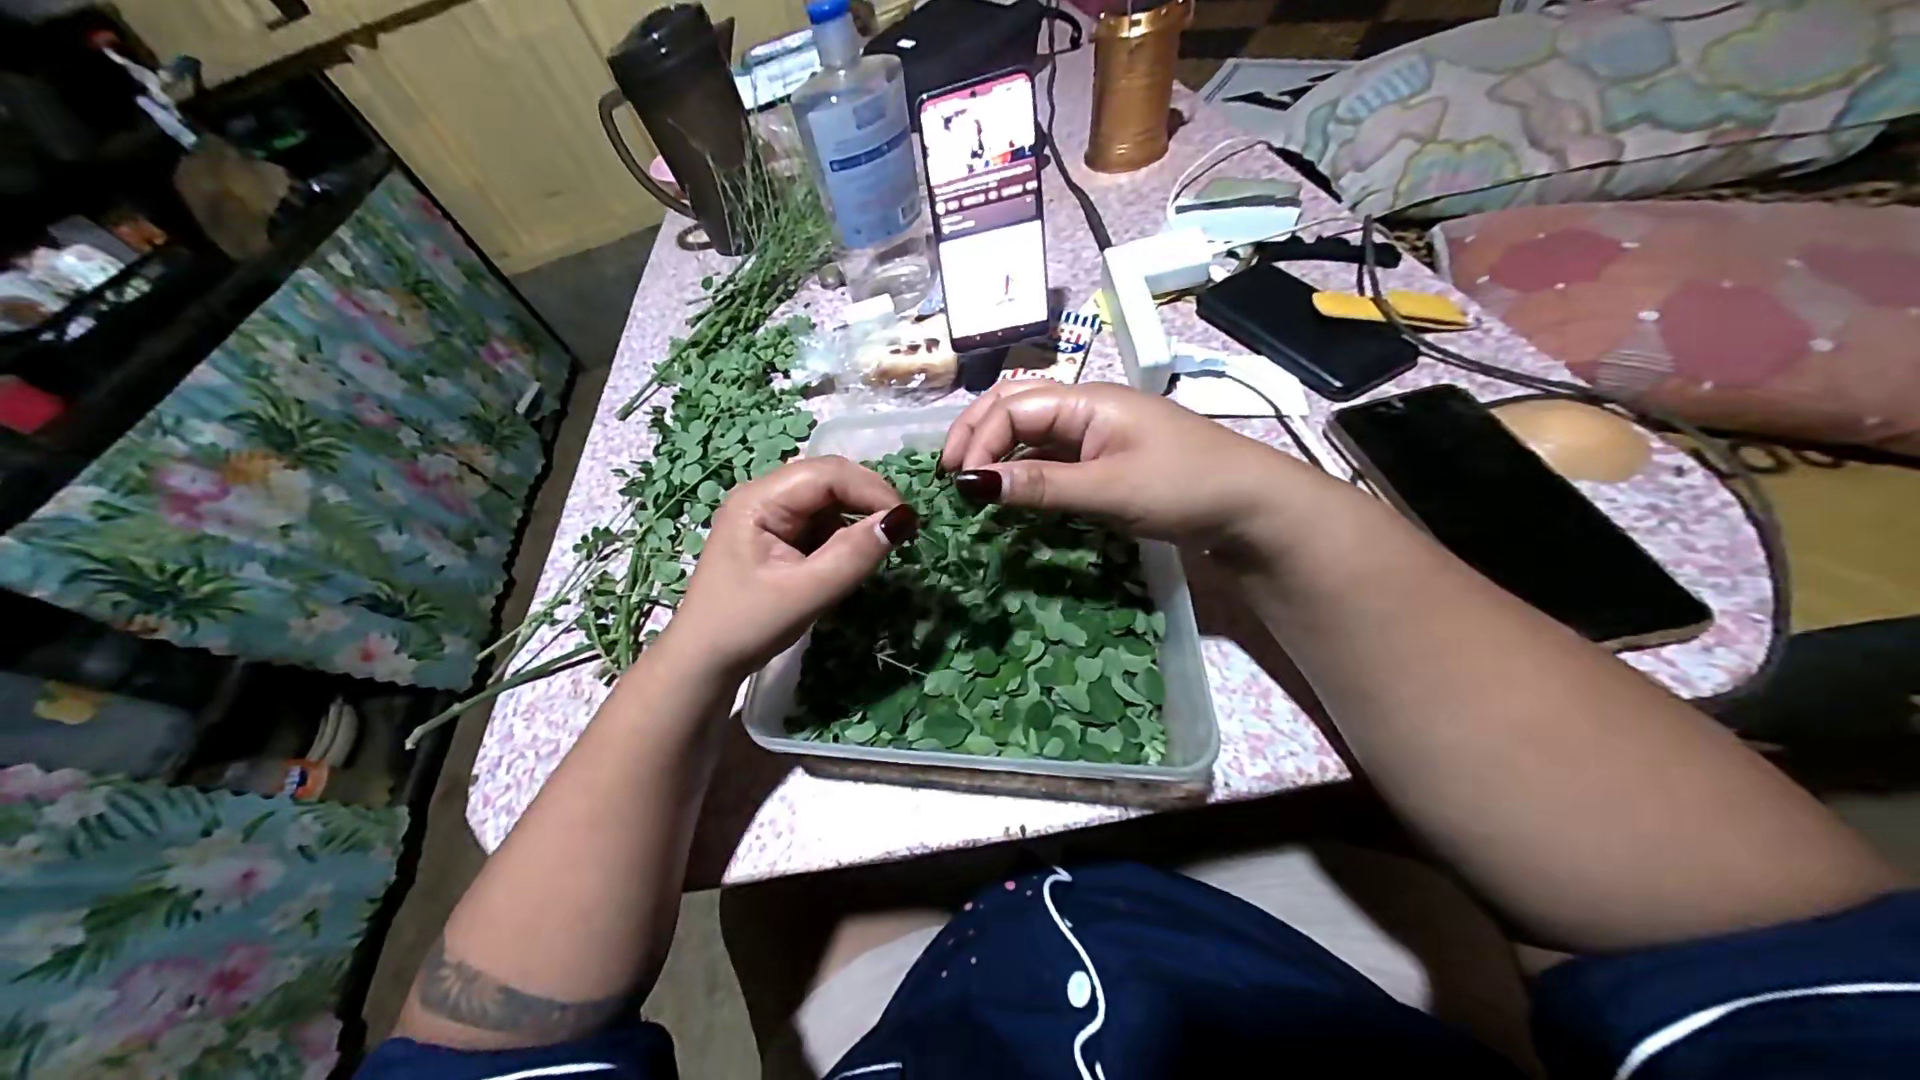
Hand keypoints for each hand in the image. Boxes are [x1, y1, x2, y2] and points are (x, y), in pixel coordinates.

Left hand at [660, 456, 918, 678]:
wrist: (706, 661)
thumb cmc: (747, 625)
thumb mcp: (806, 593)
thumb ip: (853, 555)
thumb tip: (902, 520)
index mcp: (759, 499)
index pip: (828, 474)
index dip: (872, 490)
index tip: (907, 522)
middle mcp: (764, 495)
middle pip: (830, 480)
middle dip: (868, 502)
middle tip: (900, 534)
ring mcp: (771, 514)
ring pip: (830, 501)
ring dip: (857, 521)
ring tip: (872, 554)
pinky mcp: (779, 534)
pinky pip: (822, 522)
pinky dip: (843, 536)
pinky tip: (846, 562)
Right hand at [939, 381, 1338, 547]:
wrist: (1250, 507)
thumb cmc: (1184, 487)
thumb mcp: (1108, 489)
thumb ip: (1039, 484)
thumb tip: (969, 483)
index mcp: (1088, 400)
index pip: (1013, 407)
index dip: (978, 440)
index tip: (958, 483)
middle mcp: (1086, 408)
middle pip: (1014, 407)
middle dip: (976, 434)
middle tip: (947, 474)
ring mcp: (1095, 434)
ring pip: (1030, 432)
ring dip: (996, 452)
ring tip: (969, 483)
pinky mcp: (1103, 460)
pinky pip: (1050, 456)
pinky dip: (1022, 470)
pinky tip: (1009, 490)